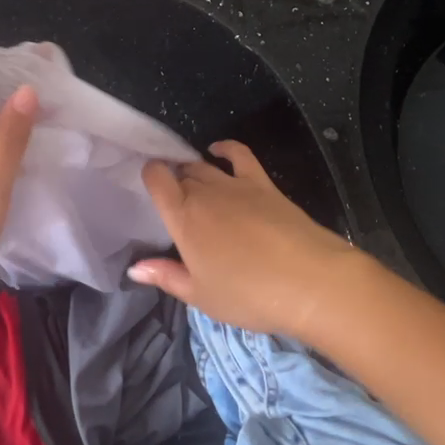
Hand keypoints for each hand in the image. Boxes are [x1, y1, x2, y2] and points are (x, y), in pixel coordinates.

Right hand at [129, 140, 365, 339]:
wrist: (309, 281)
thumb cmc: (249, 295)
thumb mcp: (201, 296)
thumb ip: (166, 276)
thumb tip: (135, 267)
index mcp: (183, 217)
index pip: (156, 177)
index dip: (150, 176)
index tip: (151, 189)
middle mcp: (204, 192)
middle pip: (180, 172)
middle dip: (173, 181)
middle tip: (176, 205)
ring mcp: (235, 184)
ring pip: (204, 166)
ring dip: (194, 172)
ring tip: (194, 186)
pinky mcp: (262, 183)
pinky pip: (238, 154)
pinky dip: (225, 148)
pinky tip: (219, 150)